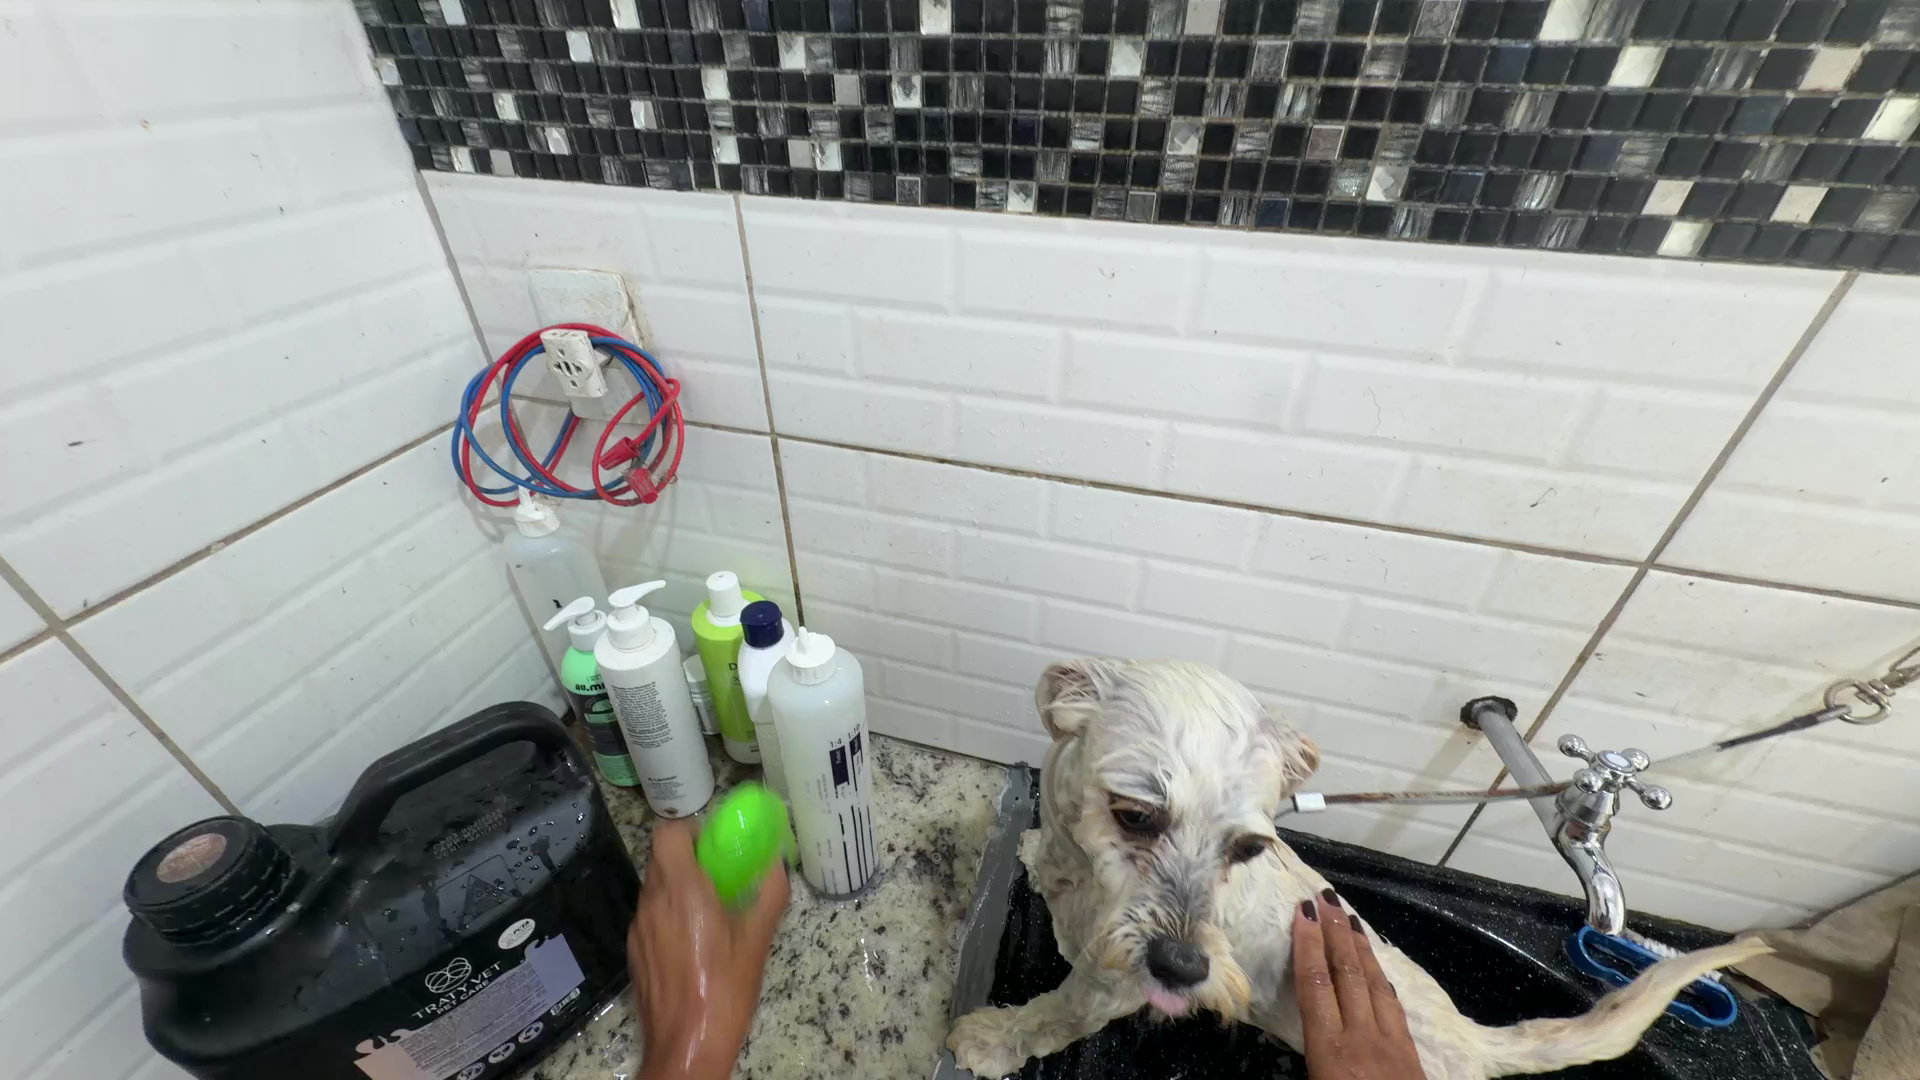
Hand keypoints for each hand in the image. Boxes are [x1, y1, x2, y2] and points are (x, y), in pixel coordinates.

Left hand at [628, 819, 790, 1079]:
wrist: (686, 1048)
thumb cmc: (725, 987)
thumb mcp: (758, 937)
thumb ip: (770, 892)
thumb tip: (779, 861)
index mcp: (681, 891)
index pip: (668, 834)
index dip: (689, 829)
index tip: (713, 842)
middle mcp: (653, 903)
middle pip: (660, 858)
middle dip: (688, 856)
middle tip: (719, 869)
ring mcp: (638, 930)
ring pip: (654, 887)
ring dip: (678, 884)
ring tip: (709, 904)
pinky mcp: (634, 953)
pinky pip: (650, 915)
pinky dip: (669, 912)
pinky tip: (694, 937)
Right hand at [1292, 890, 1425, 1079]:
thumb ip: (1309, 1064)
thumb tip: (1294, 1028)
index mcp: (1332, 1054)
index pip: (1316, 985)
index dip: (1308, 944)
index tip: (1302, 910)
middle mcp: (1363, 1042)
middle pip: (1347, 975)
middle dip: (1335, 933)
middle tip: (1326, 897)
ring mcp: (1394, 1050)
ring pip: (1374, 986)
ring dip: (1360, 949)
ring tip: (1349, 918)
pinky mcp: (1415, 1062)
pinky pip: (1394, 1010)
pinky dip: (1381, 981)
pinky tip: (1377, 970)